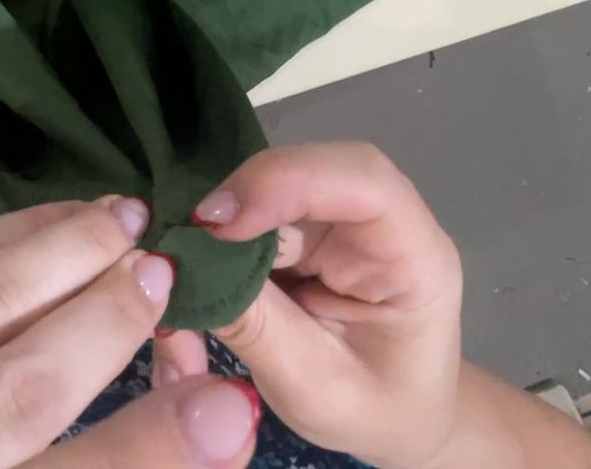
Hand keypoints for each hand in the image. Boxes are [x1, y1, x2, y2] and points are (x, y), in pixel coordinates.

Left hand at [0, 197, 261, 468]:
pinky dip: (14, 230)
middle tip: (167, 270)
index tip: (225, 409)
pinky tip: (62, 216)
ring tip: (126, 222)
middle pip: (8, 387)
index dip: (141, 451)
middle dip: (102, 324)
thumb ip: (71, 458)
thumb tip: (196, 414)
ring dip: (60, 253)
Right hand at [170, 142, 590, 468]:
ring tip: (184, 255)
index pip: (362, 180)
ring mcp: (335, 216)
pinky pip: (251, 205)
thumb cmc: (373, 411)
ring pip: (268, 183)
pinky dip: (217, 230)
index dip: (286, 181)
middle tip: (184, 238)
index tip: (219, 222)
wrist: (390, 419)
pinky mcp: (301, 223)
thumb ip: (253, 324)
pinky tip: (197, 258)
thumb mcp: (314, 387)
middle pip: (304, 170)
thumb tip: (177, 268)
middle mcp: (375, 217)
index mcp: (413, 254)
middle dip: (240, 197)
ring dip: (222, 215)